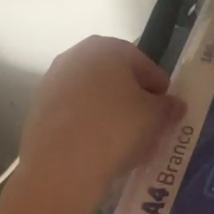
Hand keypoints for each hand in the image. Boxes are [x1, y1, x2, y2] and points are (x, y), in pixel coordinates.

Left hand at [10, 36, 185, 213]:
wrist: (60, 166)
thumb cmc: (115, 129)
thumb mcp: (156, 118)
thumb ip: (169, 107)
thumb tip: (174, 105)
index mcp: (108, 48)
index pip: (144, 65)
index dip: (160, 89)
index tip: (167, 111)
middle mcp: (77, 56)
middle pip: (116, 78)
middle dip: (133, 100)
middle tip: (147, 127)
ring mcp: (53, 81)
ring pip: (94, 97)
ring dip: (110, 114)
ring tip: (125, 143)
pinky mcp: (39, 109)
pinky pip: (75, 114)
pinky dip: (89, 126)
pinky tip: (99, 150)